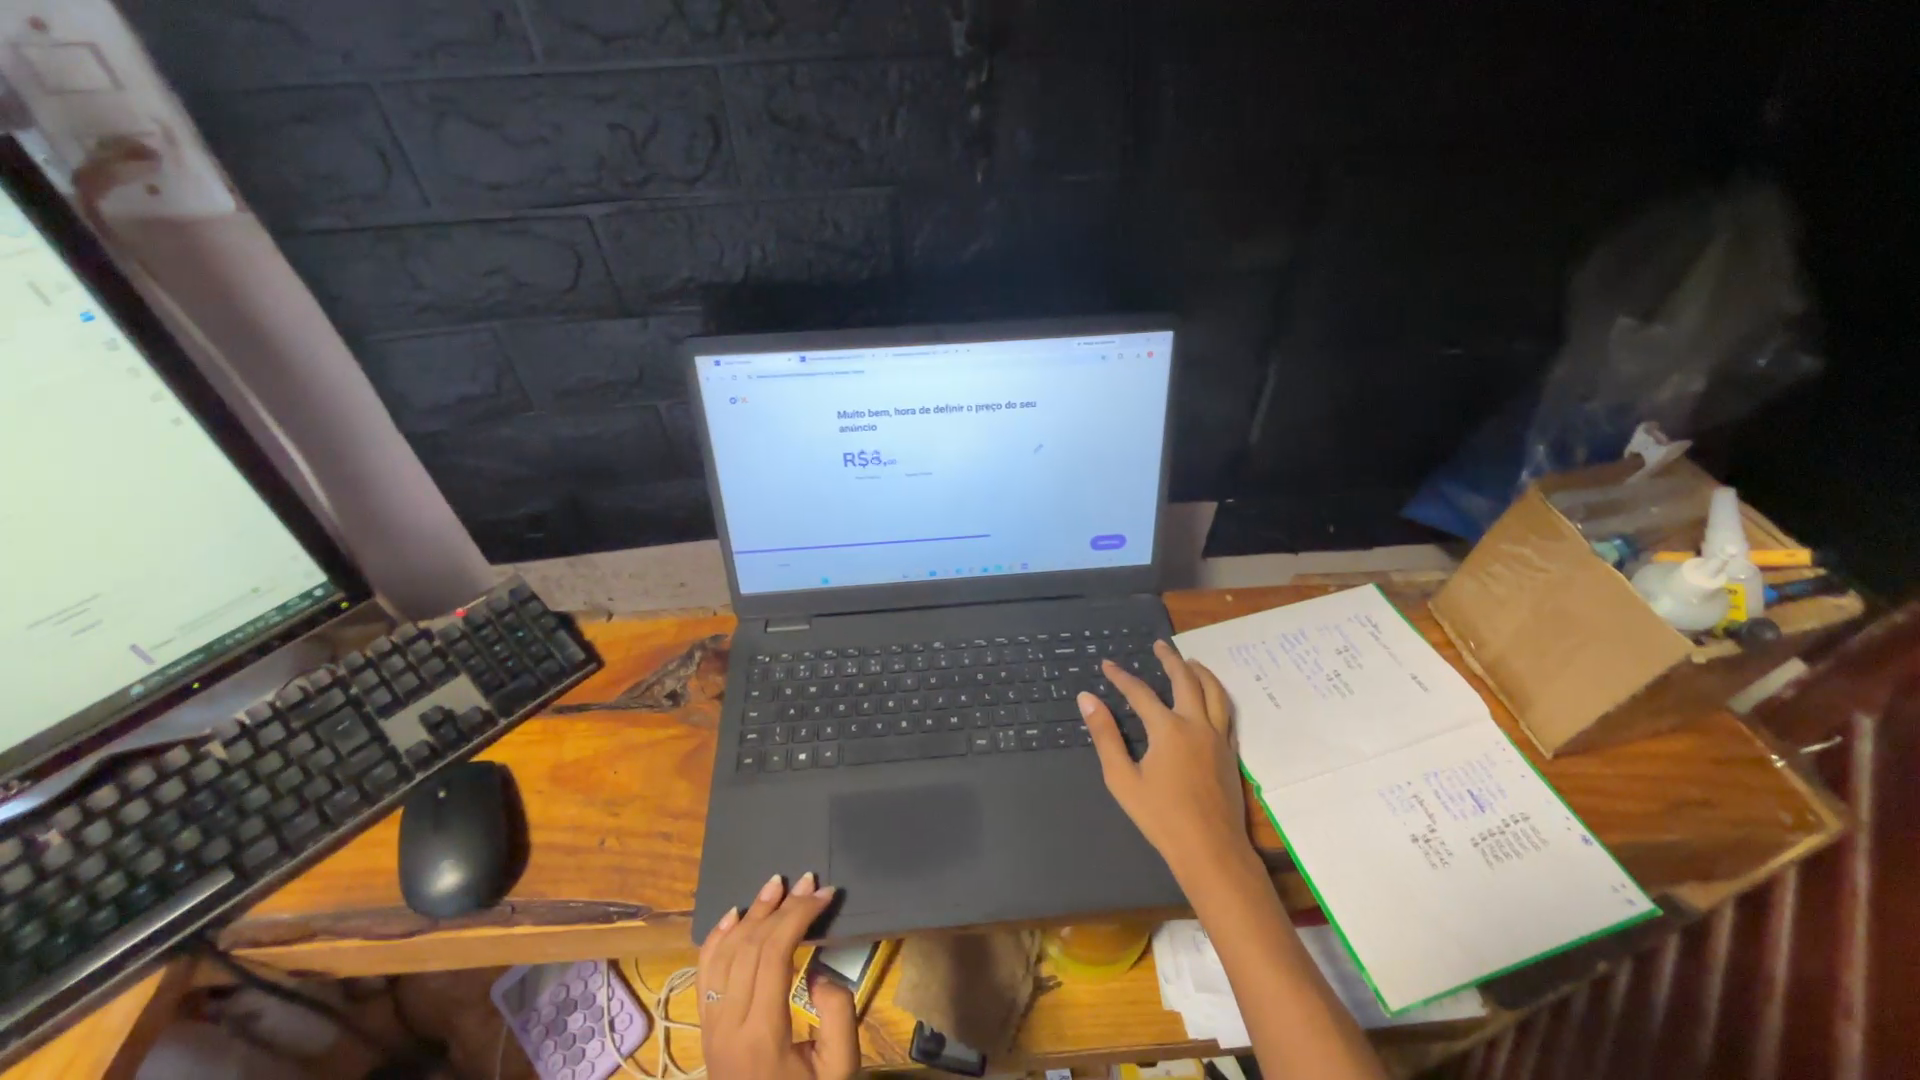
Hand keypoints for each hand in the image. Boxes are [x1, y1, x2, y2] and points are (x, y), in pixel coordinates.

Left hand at [698, 872, 858, 1079]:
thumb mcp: (839, 1071)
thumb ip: (838, 1017)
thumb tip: (819, 972)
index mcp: (762, 1034)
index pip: (773, 954)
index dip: (798, 916)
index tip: (825, 894)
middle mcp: (727, 1025)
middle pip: (748, 947)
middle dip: (780, 908)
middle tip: (807, 881)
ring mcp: (710, 1026)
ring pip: (722, 953)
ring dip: (750, 914)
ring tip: (775, 886)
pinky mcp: (706, 1028)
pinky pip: (704, 973)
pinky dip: (717, 937)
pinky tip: (733, 914)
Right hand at [1079, 642, 1252, 882]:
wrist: (1210, 848)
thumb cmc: (1161, 817)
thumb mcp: (1122, 778)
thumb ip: (1105, 736)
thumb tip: (1087, 699)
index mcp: (1168, 729)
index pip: (1140, 693)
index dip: (1122, 677)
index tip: (1107, 665)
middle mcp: (1196, 724)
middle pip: (1186, 680)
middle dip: (1170, 660)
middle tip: (1159, 646)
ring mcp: (1218, 738)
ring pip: (1214, 692)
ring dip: (1200, 672)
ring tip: (1190, 662)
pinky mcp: (1231, 753)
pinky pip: (1227, 713)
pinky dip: (1217, 696)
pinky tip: (1212, 698)